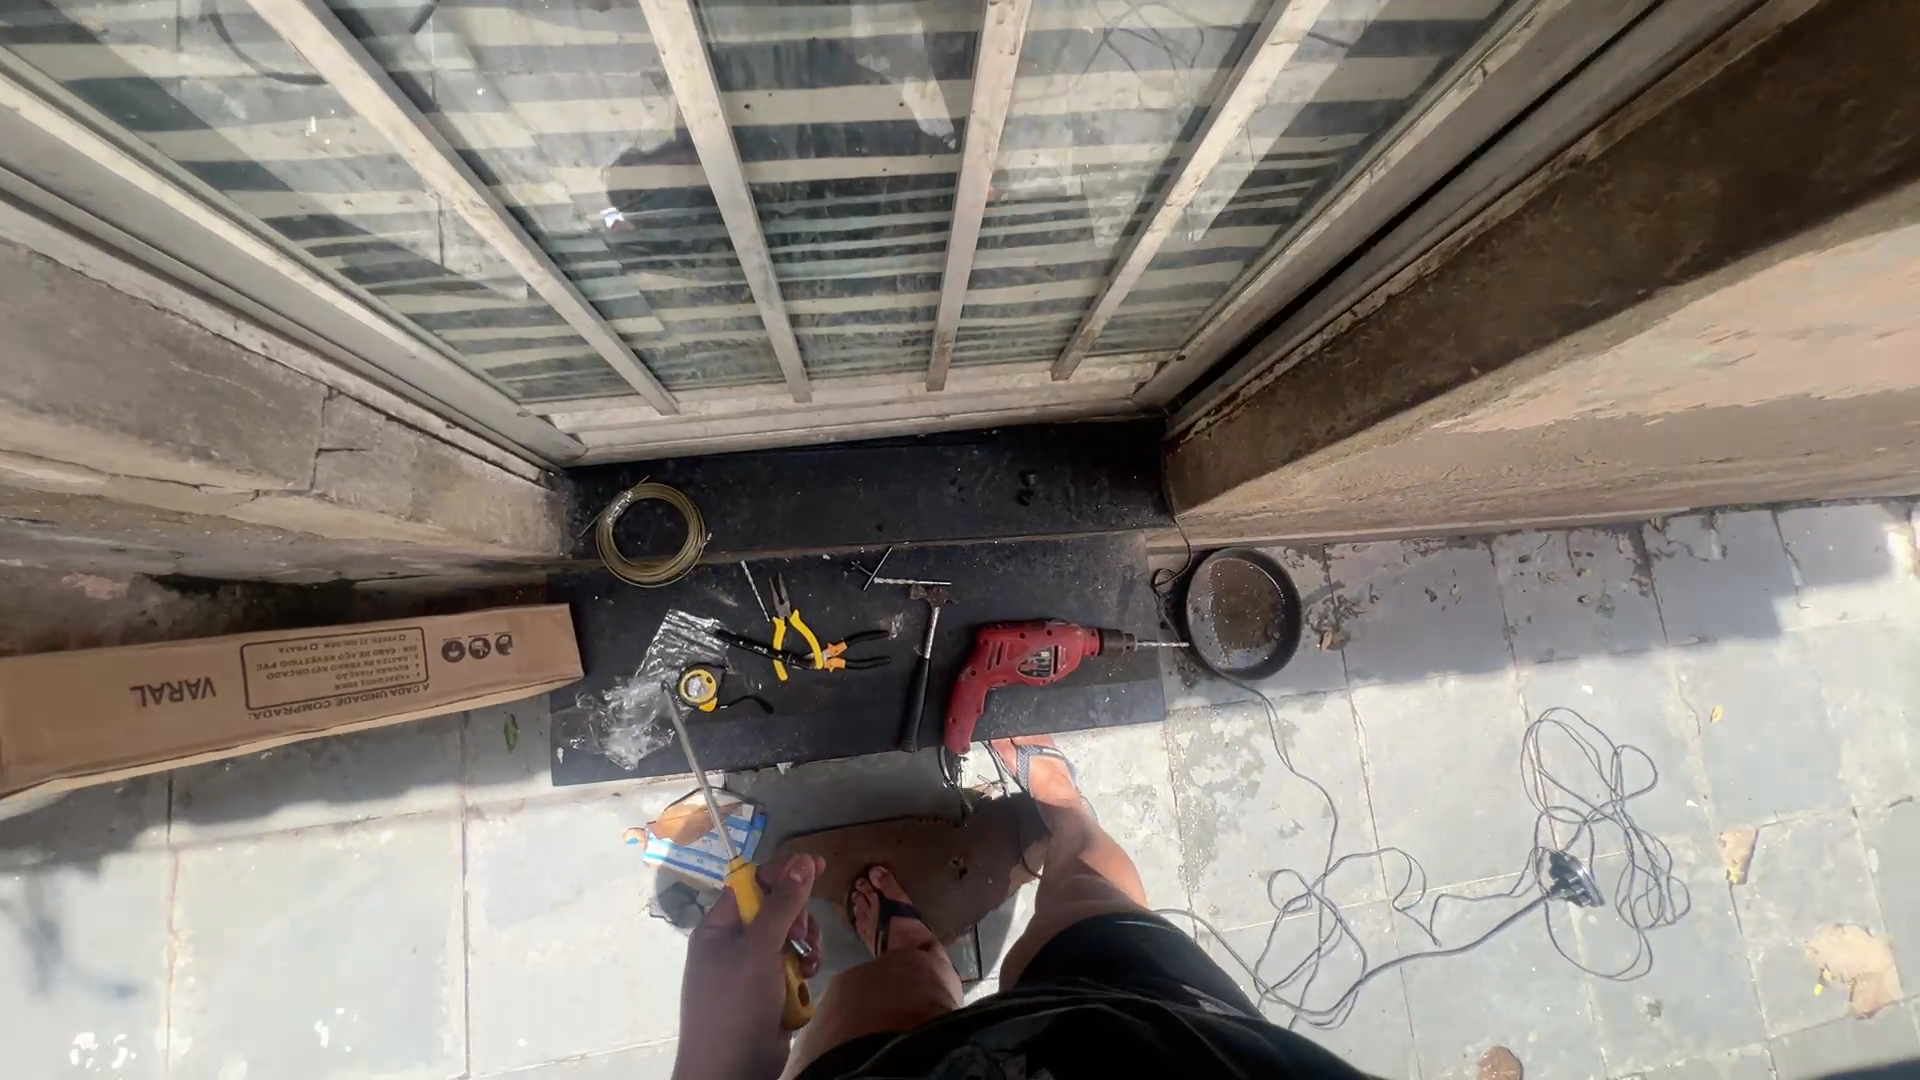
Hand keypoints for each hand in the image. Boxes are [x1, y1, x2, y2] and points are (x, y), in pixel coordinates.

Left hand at [673, 854, 824, 1079]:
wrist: (731, 1076)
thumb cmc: (736, 1006)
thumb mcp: (759, 949)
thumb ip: (783, 903)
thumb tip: (804, 859)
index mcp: (719, 927)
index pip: (753, 883)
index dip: (783, 872)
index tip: (817, 866)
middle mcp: (734, 942)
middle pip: (776, 906)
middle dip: (797, 916)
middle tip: (800, 935)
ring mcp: (752, 968)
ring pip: (790, 934)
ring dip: (805, 942)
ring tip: (808, 960)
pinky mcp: (770, 989)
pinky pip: (794, 962)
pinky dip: (805, 966)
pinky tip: (809, 976)